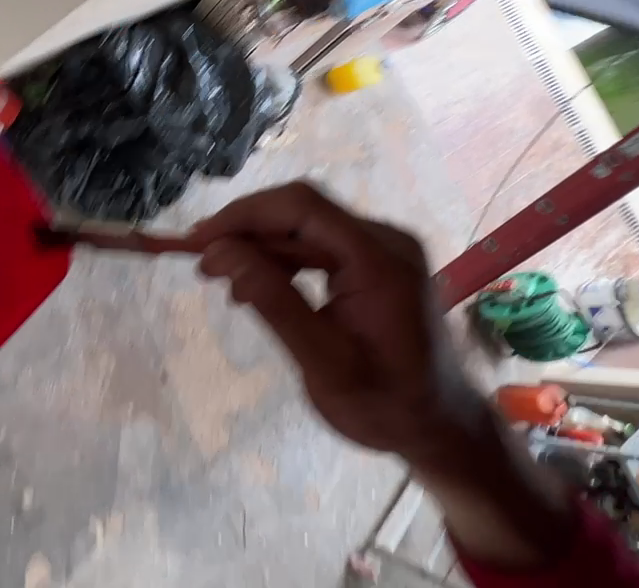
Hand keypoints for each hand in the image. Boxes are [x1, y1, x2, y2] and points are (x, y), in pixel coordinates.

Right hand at [190, 182, 489, 473]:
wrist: (440, 430)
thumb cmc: (384, 406)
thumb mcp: (322, 361)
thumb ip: (272, 301)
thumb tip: (219, 254)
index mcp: (380, 259)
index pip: (301, 207)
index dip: (244, 215)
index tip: (199, 241)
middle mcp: (385, 239)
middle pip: (300, 209)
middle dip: (245, 229)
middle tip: (202, 261)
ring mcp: (381, 247)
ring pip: (302, 223)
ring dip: (258, 245)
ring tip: (221, 278)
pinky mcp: (372, 260)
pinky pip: (315, 241)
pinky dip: (279, 257)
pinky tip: (255, 284)